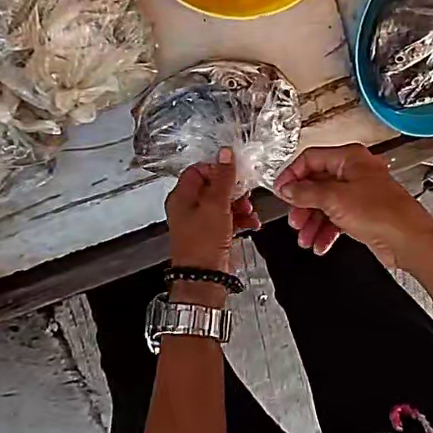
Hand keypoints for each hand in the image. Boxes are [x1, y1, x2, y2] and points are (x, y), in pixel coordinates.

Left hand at [166, 148, 260, 273]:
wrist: (204, 278)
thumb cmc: (201, 244)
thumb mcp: (215, 205)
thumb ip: (222, 179)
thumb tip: (225, 154)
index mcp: (181, 196)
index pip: (198, 170)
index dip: (217, 169)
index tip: (234, 173)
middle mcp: (188, 208)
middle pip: (213, 187)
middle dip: (232, 190)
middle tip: (244, 194)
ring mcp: (200, 222)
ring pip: (223, 203)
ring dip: (240, 205)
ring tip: (249, 211)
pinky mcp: (211, 235)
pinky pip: (228, 220)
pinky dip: (240, 219)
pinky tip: (250, 223)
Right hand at [274, 144, 432, 261]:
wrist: (411, 242)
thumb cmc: (385, 215)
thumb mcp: (334, 200)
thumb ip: (305, 193)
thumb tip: (288, 189)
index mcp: (350, 159)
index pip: (310, 159)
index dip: (292, 174)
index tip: (280, 189)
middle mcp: (355, 173)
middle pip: (315, 184)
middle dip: (302, 204)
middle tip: (293, 217)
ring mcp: (359, 194)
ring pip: (324, 204)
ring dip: (311, 222)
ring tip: (304, 236)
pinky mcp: (362, 214)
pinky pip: (335, 219)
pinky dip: (325, 231)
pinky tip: (319, 243)